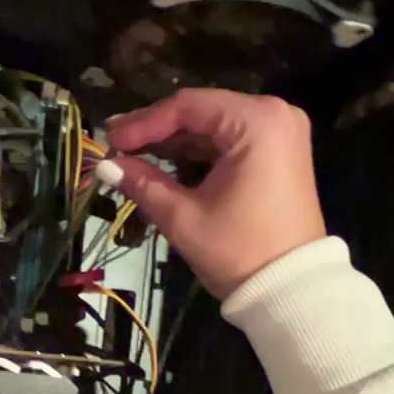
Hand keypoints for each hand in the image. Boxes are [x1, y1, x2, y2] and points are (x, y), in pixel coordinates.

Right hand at [103, 88, 327, 298]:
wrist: (287, 287)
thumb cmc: (237, 251)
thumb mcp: (183, 218)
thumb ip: (143, 184)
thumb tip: (106, 166)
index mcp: (256, 121)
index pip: (188, 106)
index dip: (143, 122)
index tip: (109, 138)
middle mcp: (273, 115)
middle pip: (202, 113)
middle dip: (156, 131)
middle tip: (115, 145)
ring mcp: (279, 134)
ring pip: (213, 129)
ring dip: (173, 144)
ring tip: (132, 156)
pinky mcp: (277, 155)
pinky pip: (228, 144)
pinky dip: (196, 155)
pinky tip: (164, 165)